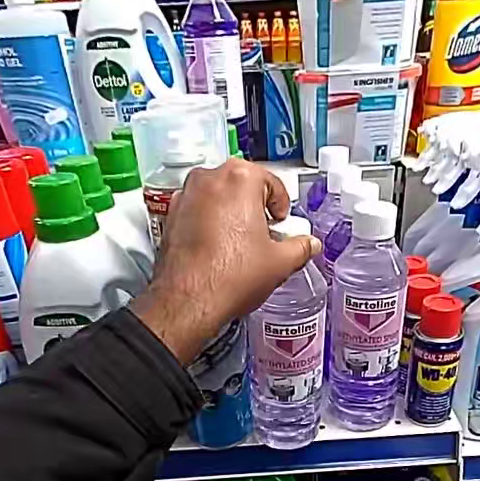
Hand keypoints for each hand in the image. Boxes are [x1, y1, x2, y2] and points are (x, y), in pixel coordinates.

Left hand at [130, 159, 320, 361]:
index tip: (282, 221)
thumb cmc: (227, 277)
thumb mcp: (280, 263)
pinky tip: (221, 250)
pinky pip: (199, 211)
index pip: (271, 182)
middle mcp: (209, 179)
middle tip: (266, 232)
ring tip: (243, 244)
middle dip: (256, 206)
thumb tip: (307, 245)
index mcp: (240, 179)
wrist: (188, 301)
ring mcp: (186, 196)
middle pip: (242, 185)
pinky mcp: (171, 216)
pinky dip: (211, 223)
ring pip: (218, 196)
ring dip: (233, 214)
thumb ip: (300, 247)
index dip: (282, 205)